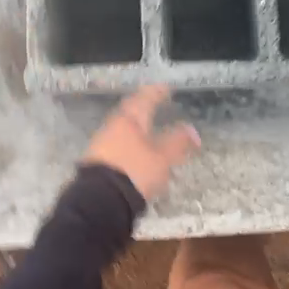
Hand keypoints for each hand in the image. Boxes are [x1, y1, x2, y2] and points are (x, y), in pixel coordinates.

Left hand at [82, 85, 199, 200]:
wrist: (100, 200)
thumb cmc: (135, 172)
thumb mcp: (163, 158)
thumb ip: (178, 143)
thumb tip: (192, 130)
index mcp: (130, 120)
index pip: (145, 99)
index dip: (156, 93)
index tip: (165, 88)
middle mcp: (112, 126)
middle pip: (129, 111)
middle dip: (142, 107)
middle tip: (153, 103)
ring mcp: (101, 143)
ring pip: (121, 128)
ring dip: (134, 126)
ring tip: (146, 128)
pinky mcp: (95, 162)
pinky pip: (115, 143)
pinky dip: (127, 142)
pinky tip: (133, 151)